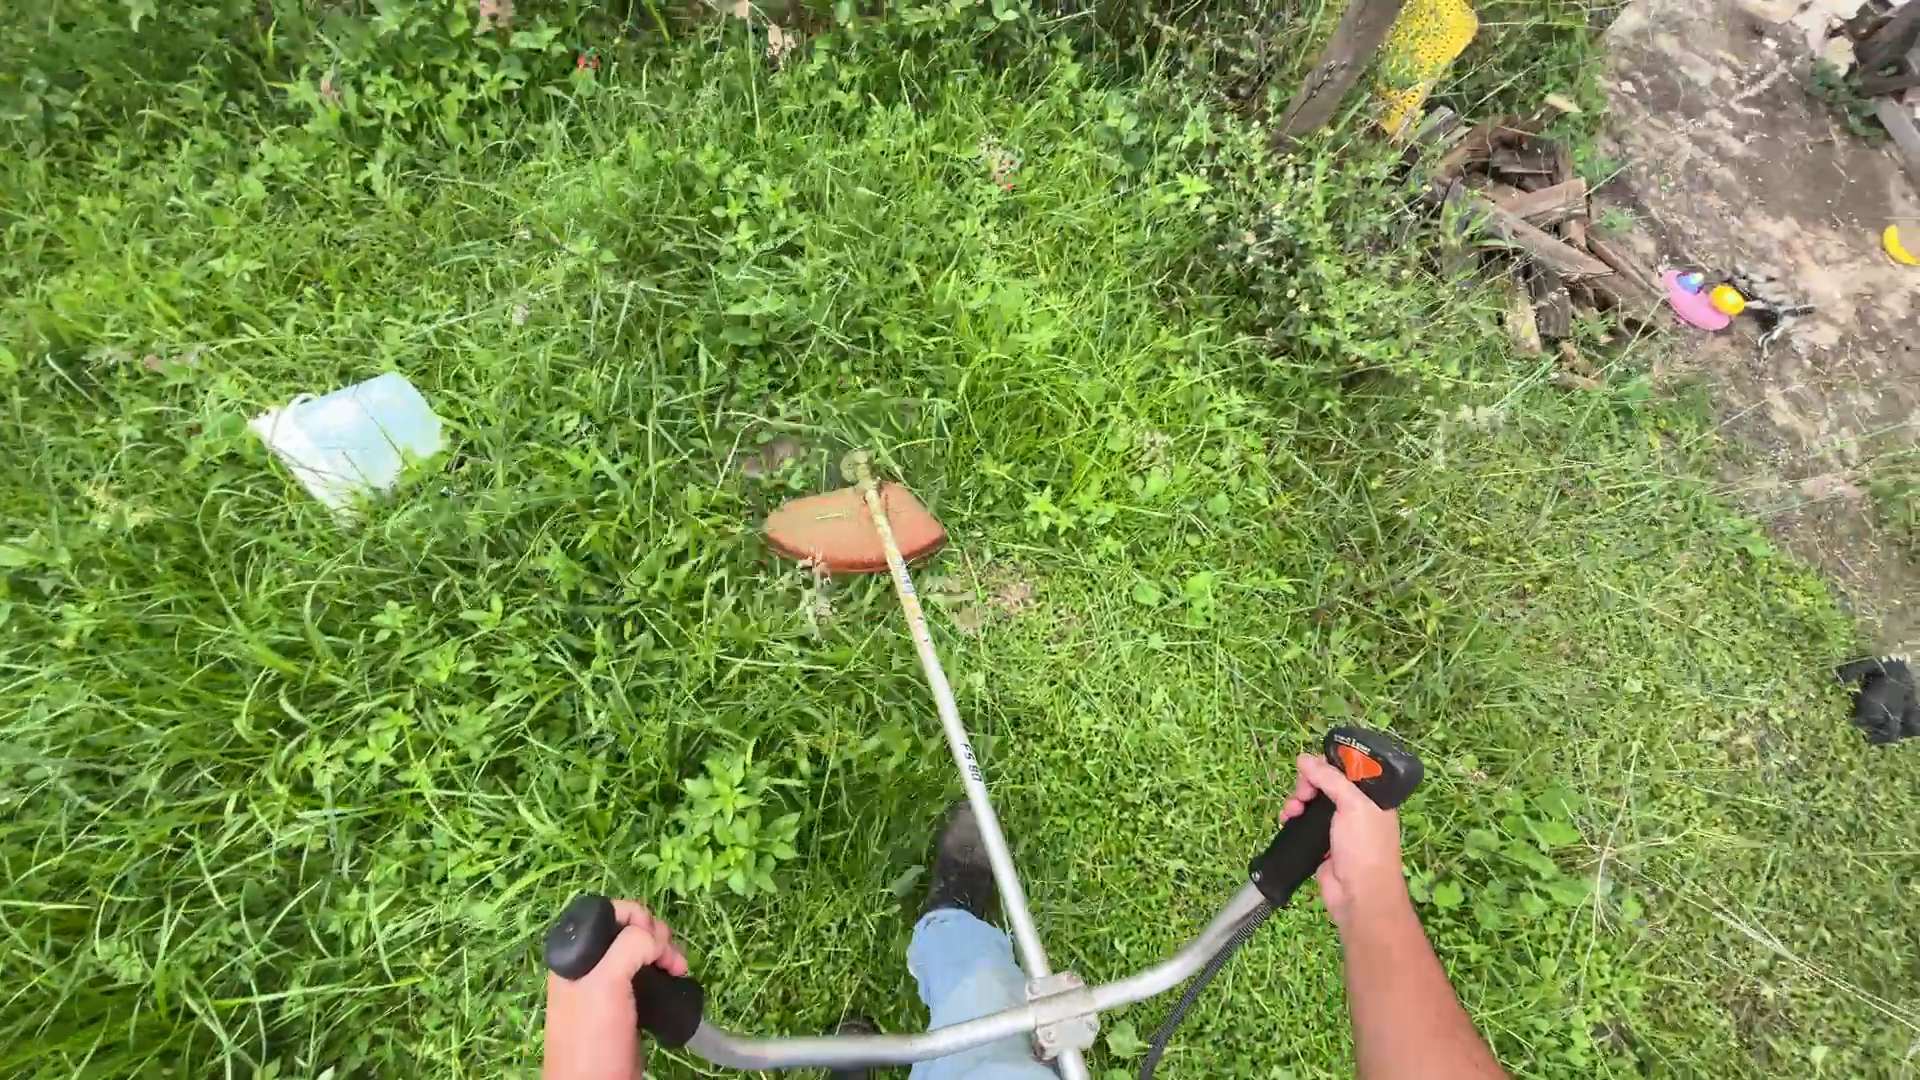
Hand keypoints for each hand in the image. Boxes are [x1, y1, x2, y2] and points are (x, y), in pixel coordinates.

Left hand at [542, 901, 688, 1079]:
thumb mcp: (606, 983)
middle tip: (667, 956)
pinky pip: (649, 970)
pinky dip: (666, 967)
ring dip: (666, 950)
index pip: (607, 913)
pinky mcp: (626, 1002)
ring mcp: (608, 984)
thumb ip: (630, 946)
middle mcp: (589, 965)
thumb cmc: (594, 1037)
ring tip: (677, 968)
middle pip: (630, 928)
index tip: (650, 936)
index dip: (634, 916)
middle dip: (656, 934)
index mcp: (574, 955)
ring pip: (643, 948)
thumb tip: (657, 939)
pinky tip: (676, 976)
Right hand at [1281, 753, 1410, 931]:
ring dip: (1297, 799)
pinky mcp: (1321, 840)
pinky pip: (1303, 819)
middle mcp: (1356, 809)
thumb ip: (1329, 778)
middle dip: (1308, 783)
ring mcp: (1338, 826)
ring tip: (1292, 810)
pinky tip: (1286, 819)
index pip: (1348, 769)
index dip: (1328, 764)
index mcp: (1372, 798)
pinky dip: (1292, 815)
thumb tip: (1304, 758)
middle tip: (1302, 794)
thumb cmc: (1364, 848)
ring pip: (1311, 800)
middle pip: (1325, 782)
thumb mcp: (1353, 805)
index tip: (1313, 769)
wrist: (1359, 896)